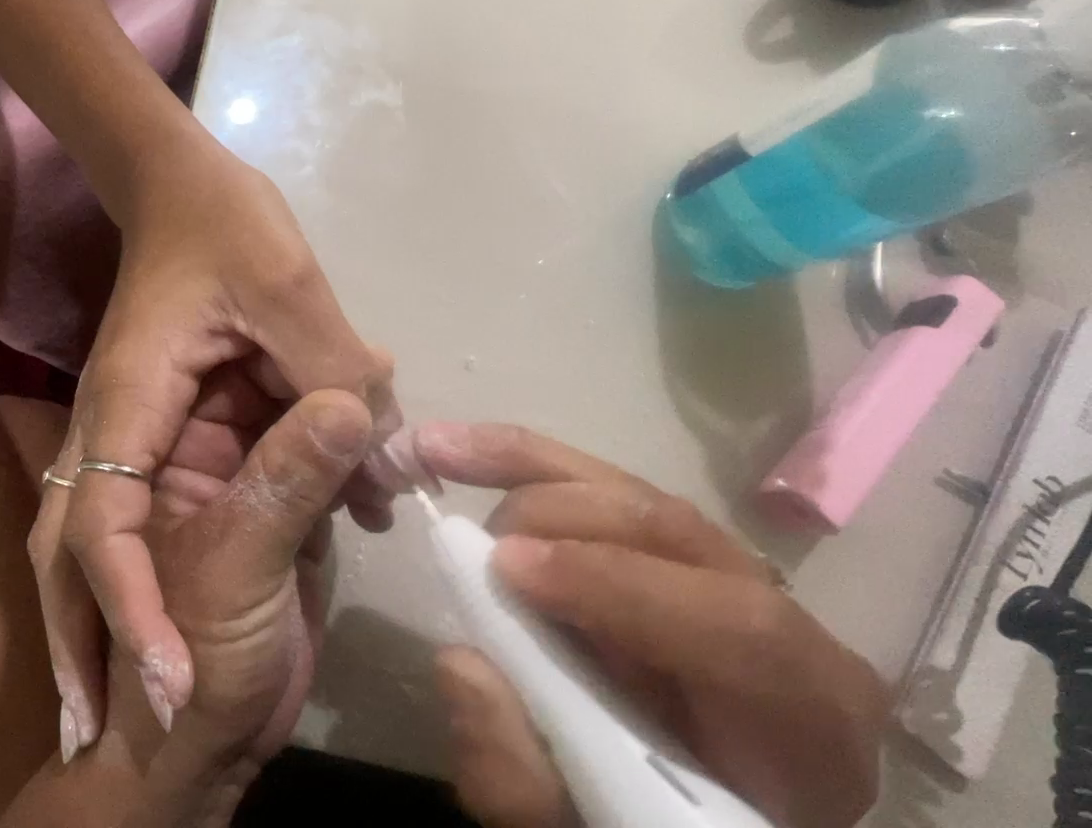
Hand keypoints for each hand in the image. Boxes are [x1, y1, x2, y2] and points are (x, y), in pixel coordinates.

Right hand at [30, 142, 399, 759]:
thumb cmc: (228, 226)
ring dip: (105, 612)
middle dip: (85, 639)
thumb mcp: (292, 295)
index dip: (128, 606)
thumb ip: (336, 386)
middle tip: (106, 730)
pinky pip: (144, 499)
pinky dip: (153, 557)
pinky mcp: (151, 423)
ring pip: (96, 530)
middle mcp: (109, 427)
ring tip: (129, 696)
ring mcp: (124, 427)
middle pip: (71, 546)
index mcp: (129, 402)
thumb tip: (389, 477)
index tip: (168, 682)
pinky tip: (188, 594)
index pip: (105, 519)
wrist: (182, 187)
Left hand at [106, 390, 374, 826]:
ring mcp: (249, 480)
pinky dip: (358, 468)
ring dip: (350, 430)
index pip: (225, 380)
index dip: (282, 358)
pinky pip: (327, 470)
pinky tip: (391, 464)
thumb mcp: (236, 561)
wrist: (212, 744)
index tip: (346, 355)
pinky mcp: (289, 513)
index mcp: (167, 446)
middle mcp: (205, 450)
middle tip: (384, 374)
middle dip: (326, 390)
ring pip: (304, 429)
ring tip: (391, 416)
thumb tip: (351, 403)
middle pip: (271, 395)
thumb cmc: (199, 652)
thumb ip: (285, 481)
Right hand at [413, 423, 886, 827]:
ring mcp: (724, 574)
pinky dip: (520, 465)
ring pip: (630, 492)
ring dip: (525, 468)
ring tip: (436, 454)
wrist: (686, 806)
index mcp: (800, 719)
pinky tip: (458, 447)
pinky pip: (597, 492)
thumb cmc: (647, 824)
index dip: (619, 585)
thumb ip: (526, 785)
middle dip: (560, 521)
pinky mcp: (665, 551)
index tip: (506, 570)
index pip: (737, 626)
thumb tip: (461, 665)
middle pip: (674, 530)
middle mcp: (781, 625)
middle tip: (473, 550)